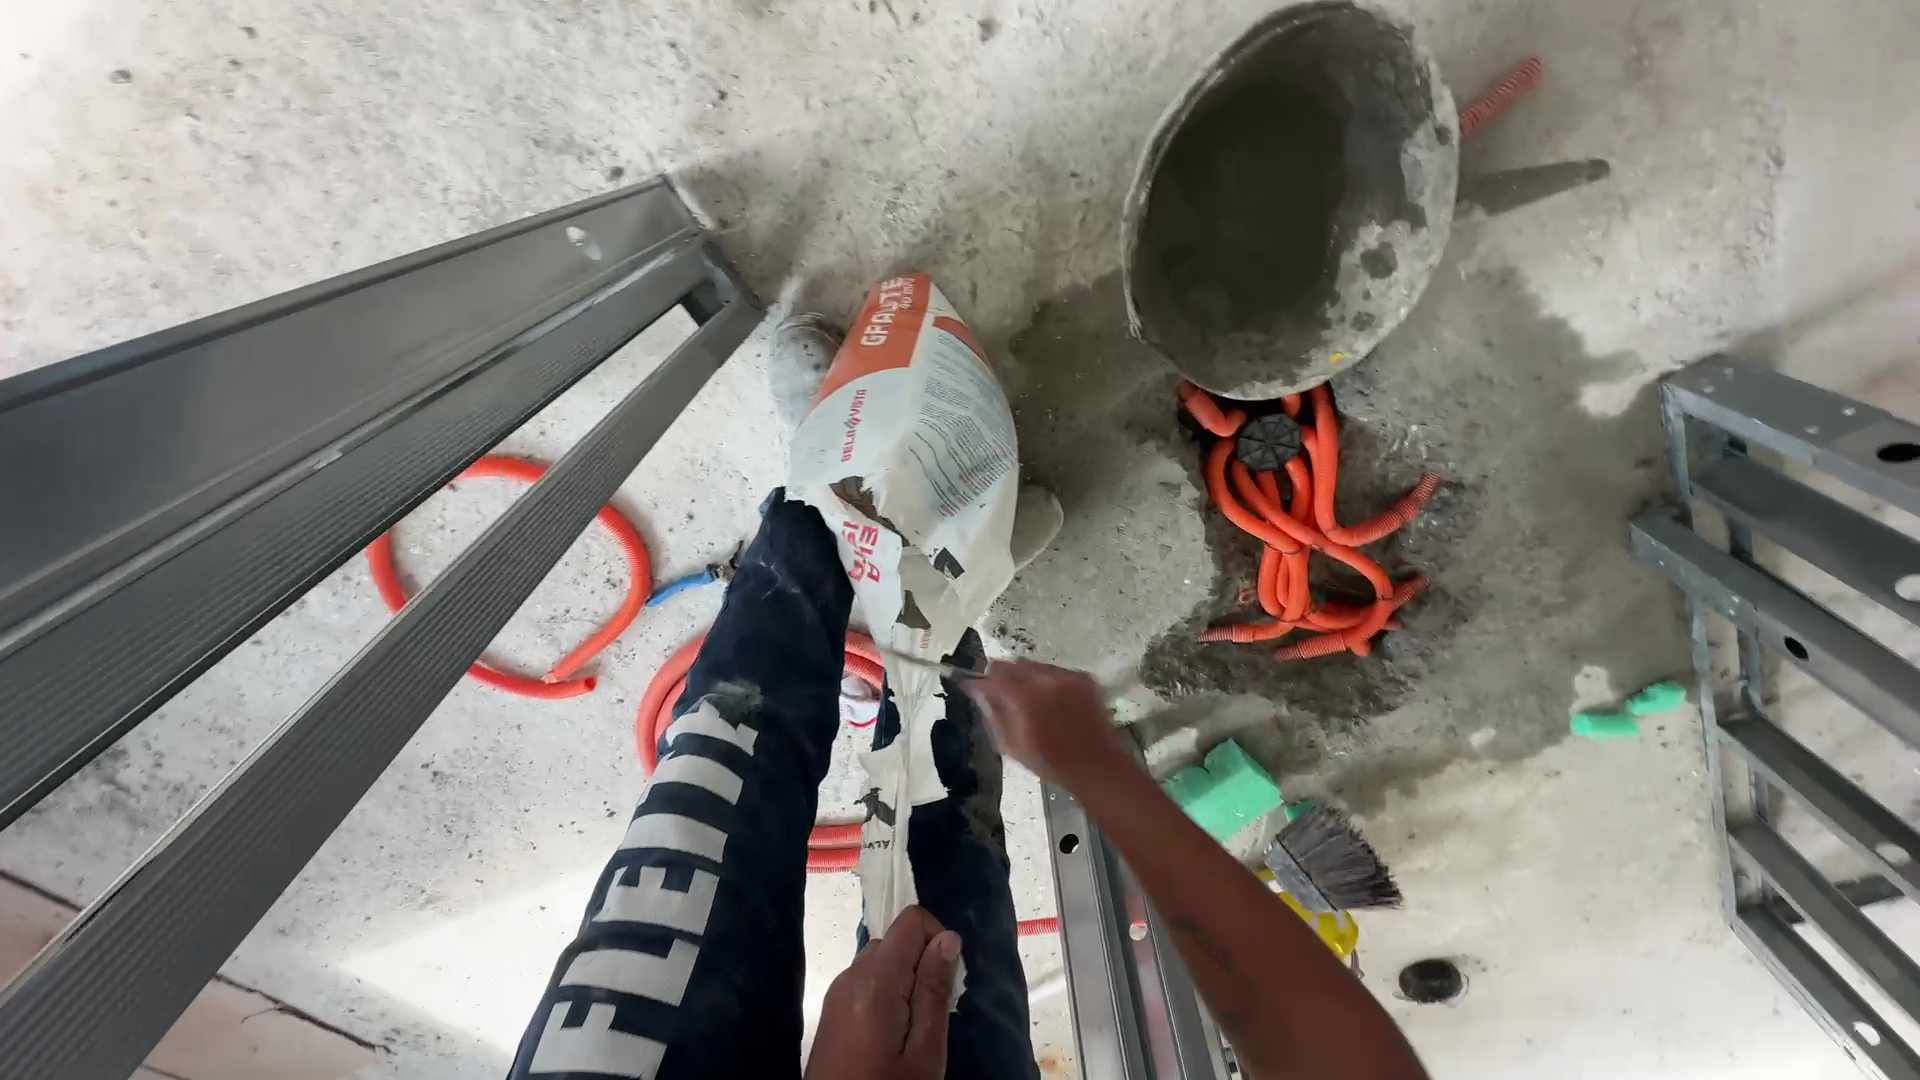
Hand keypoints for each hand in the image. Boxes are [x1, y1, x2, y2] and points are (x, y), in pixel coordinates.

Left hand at [805, 905, 961, 1079]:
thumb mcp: (925, 1054)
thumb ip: (935, 991)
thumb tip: (947, 938)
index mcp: (875, 978)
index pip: (911, 919)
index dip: (937, 938)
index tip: (948, 981)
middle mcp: (852, 974)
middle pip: (896, 940)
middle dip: (923, 964)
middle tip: (935, 1014)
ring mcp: (838, 992)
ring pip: (882, 961)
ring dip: (906, 981)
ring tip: (915, 1031)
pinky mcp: (832, 1011)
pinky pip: (867, 982)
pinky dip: (887, 994)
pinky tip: (893, 1037)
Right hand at [961, 659, 1130, 788]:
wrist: (1095, 765)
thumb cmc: (1049, 761)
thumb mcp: (1011, 744)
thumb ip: (992, 712)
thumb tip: (977, 690)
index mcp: (1023, 697)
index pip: (994, 673)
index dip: (981, 679)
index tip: (974, 685)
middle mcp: (1044, 679)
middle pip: (1014, 663)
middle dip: (1005, 676)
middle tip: (1006, 695)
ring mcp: (1067, 676)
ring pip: (1036, 665)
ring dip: (1028, 677)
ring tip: (1033, 699)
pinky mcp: (1083, 678)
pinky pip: (1057, 670)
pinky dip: (1050, 681)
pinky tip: (1055, 700)